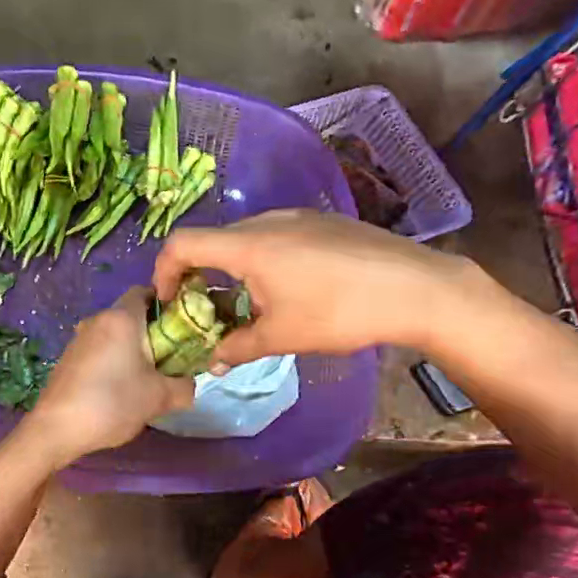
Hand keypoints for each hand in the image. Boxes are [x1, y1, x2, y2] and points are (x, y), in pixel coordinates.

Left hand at [23, 288, 194, 462]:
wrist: (57, 430)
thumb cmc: (113, 402)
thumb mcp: (161, 397)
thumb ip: (184, 386)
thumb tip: (188, 384)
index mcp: (122, 318)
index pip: (146, 292)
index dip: (167, 305)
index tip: (182, 328)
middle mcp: (98, 320)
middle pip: (132, 315)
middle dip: (154, 332)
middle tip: (171, 359)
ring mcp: (79, 340)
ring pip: (115, 335)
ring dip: (133, 350)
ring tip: (147, 378)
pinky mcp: (68, 359)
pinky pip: (100, 351)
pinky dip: (115, 361)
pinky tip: (120, 389)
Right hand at [152, 210, 483, 365]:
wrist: (413, 287)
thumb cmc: (339, 313)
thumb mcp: (282, 337)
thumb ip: (239, 347)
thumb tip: (213, 361)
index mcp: (248, 245)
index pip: (183, 243)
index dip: (163, 270)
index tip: (168, 301)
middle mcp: (267, 220)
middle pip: (215, 241)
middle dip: (201, 277)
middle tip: (209, 314)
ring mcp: (299, 216)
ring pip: (248, 240)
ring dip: (235, 271)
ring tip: (253, 307)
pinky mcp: (324, 221)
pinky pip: (278, 237)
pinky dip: (264, 262)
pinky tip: (292, 291)